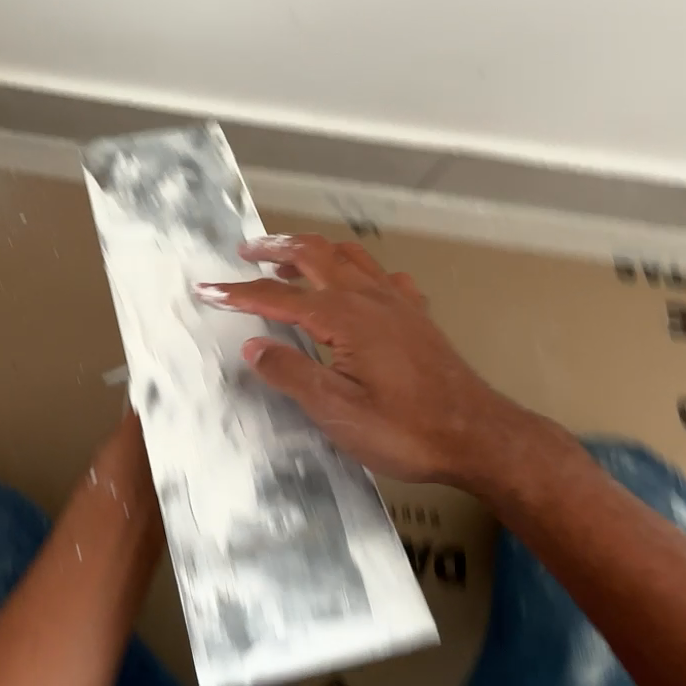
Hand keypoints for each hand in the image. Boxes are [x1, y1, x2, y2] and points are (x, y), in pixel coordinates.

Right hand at [195, 234, 555, 489]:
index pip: (278, 296)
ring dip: (313, 251)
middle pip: (314, 255)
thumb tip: (254, 345)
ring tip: (288, 259)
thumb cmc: (406, 430)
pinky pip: (381, 275)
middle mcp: (369, 297)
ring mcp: (397, 301)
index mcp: (344, 317)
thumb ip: (291, 374)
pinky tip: (355, 286)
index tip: (206, 289)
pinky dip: (356, 269)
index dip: (238, 292)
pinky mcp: (417, 315)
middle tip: (245, 250)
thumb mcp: (337, 413)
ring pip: (349, 256)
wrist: (479, 436)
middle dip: (275, 249)